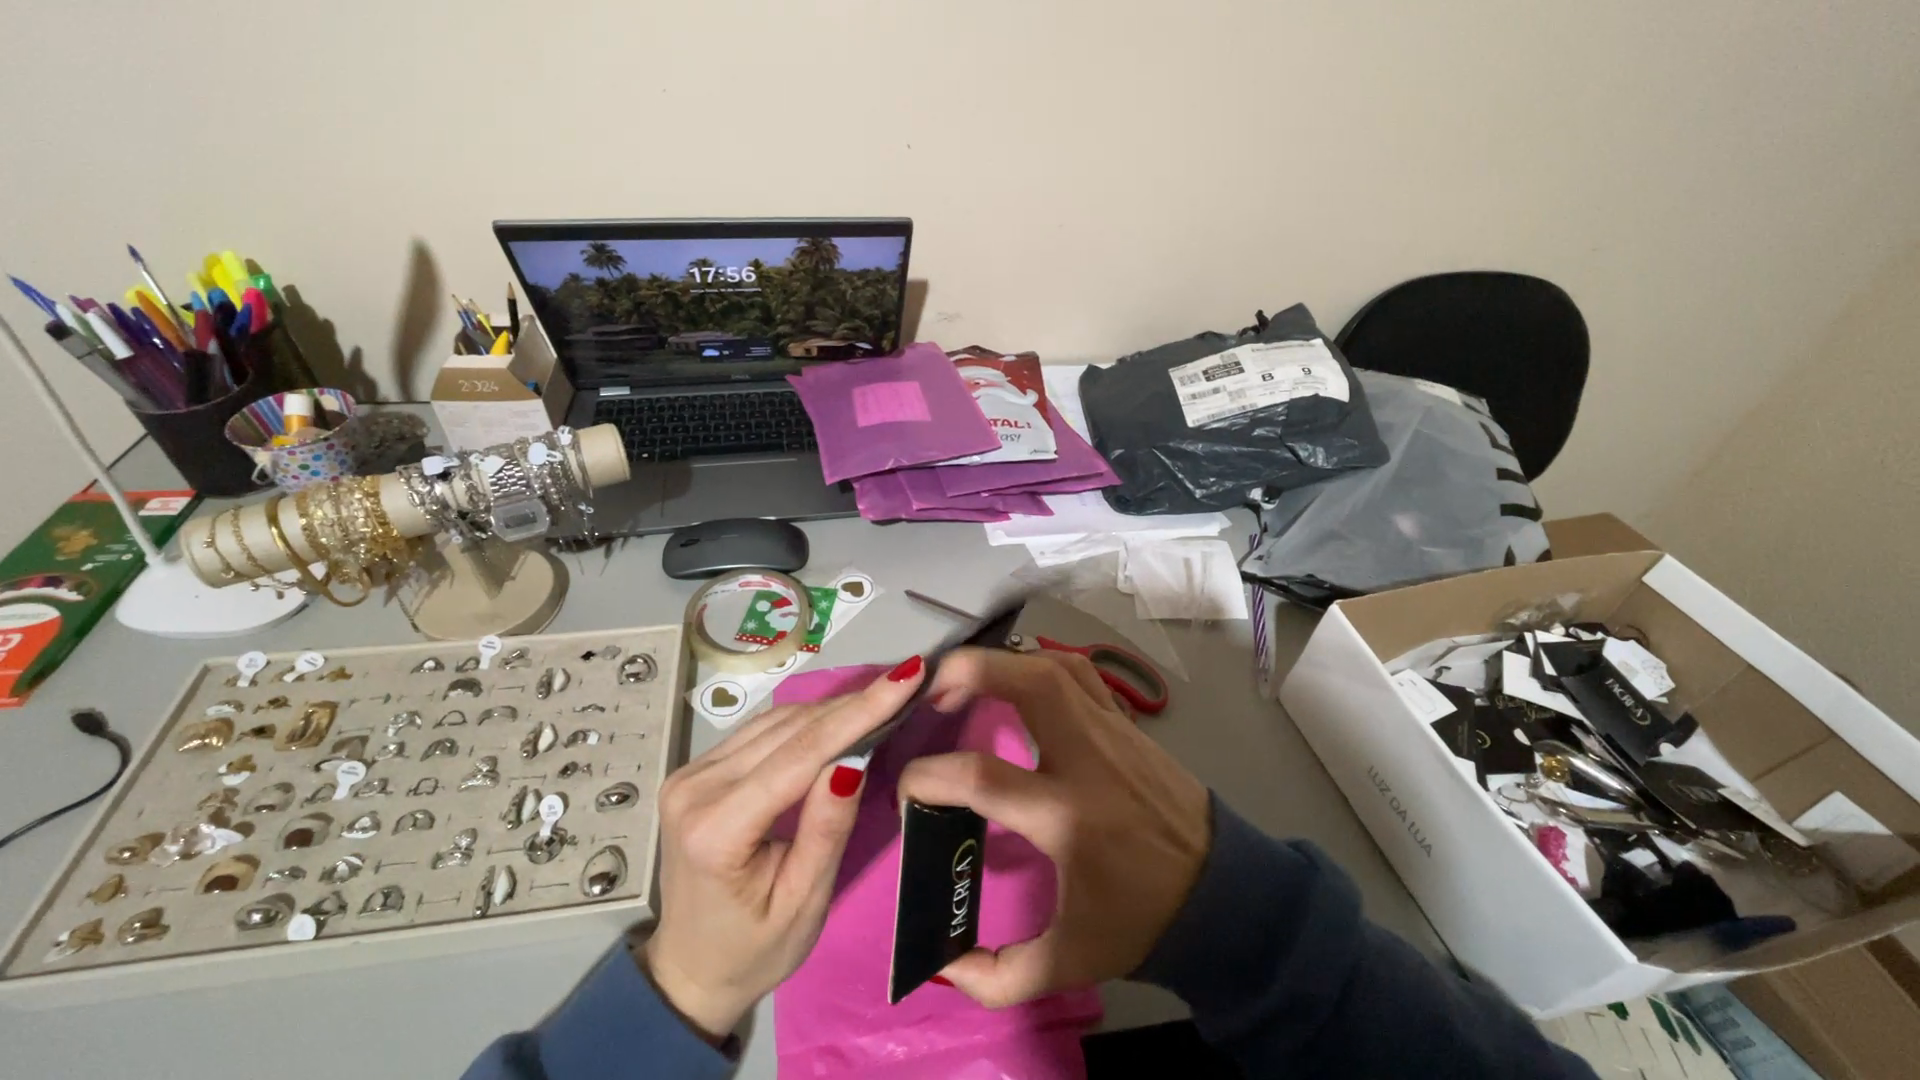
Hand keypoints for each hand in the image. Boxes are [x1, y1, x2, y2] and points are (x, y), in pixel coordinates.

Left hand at [641, 655, 926, 1038]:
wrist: (691, 968)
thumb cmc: (754, 949)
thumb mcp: (803, 902)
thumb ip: (826, 829)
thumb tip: (855, 759)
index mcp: (716, 829)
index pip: (799, 755)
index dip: (857, 713)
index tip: (905, 679)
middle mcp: (694, 789)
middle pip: (788, 731)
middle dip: (852, 704)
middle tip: (908, 681)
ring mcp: (690, 775)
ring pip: (775, 723)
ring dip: (832, 709)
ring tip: (885, 694)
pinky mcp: (696, 771)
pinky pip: (760, 733)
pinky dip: (806, 723)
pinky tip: (841, 716)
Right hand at [901, 647, 1211, 1006]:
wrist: (1225, 897)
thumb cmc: (1142, 922)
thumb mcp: (1069, 963)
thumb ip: (998, 976)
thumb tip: (941, 966)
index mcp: (1066, 817)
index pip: (979, 775)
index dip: (927, 776)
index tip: (906, 789)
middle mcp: (1089, 760)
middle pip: (1028, 682)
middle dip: (969, 670)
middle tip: (927, 689)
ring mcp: (1114, 733)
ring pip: (1056, 667)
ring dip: (1003, 660)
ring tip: (964, 678)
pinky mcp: (1129, 725)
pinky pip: (1080, 676)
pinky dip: (1039, 666)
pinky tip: (1015, 682)